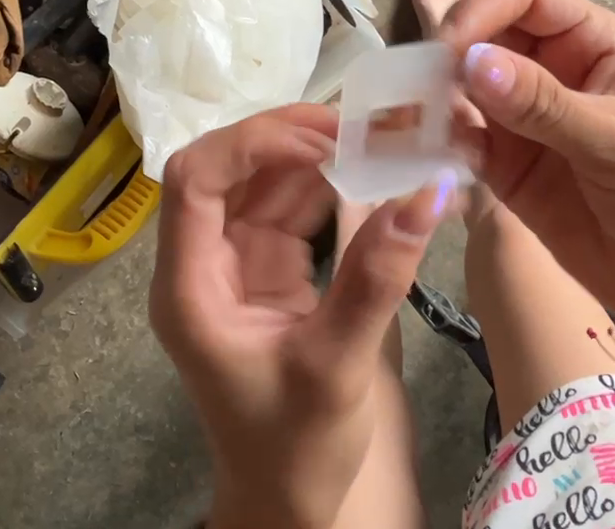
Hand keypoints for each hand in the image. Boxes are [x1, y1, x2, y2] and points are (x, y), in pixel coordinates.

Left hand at [149, 104, 450, 528]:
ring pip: (258, 182)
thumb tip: (425, 194)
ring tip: (367, 137)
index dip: (249, 145)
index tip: (319, 141)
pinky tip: (360, 170)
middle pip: (225, 170)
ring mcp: (231, 261)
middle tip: (351, 124)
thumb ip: (375, 279)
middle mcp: (201, 261)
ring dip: (307, 156)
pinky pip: (285, 208)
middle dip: (282, 139)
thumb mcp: (338, 367)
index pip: (194, 182)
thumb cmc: (297, 448)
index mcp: (190, 286)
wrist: (288, 501)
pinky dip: (321, 186)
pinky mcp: (262, 267)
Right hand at [438, 0, 614, 374]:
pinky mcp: (499, 162)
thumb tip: (469, 61)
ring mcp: (519, 116)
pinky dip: (435, 138)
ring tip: (414, 118)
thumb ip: (543, 103)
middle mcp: (548, 68)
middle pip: (481, 32)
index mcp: (590, 42)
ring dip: (433, 95)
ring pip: (459, 83)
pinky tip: (425, 151)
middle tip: (421, 86)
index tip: (449, 48)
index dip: (483, 9)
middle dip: (448, 52)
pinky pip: (456, 136)